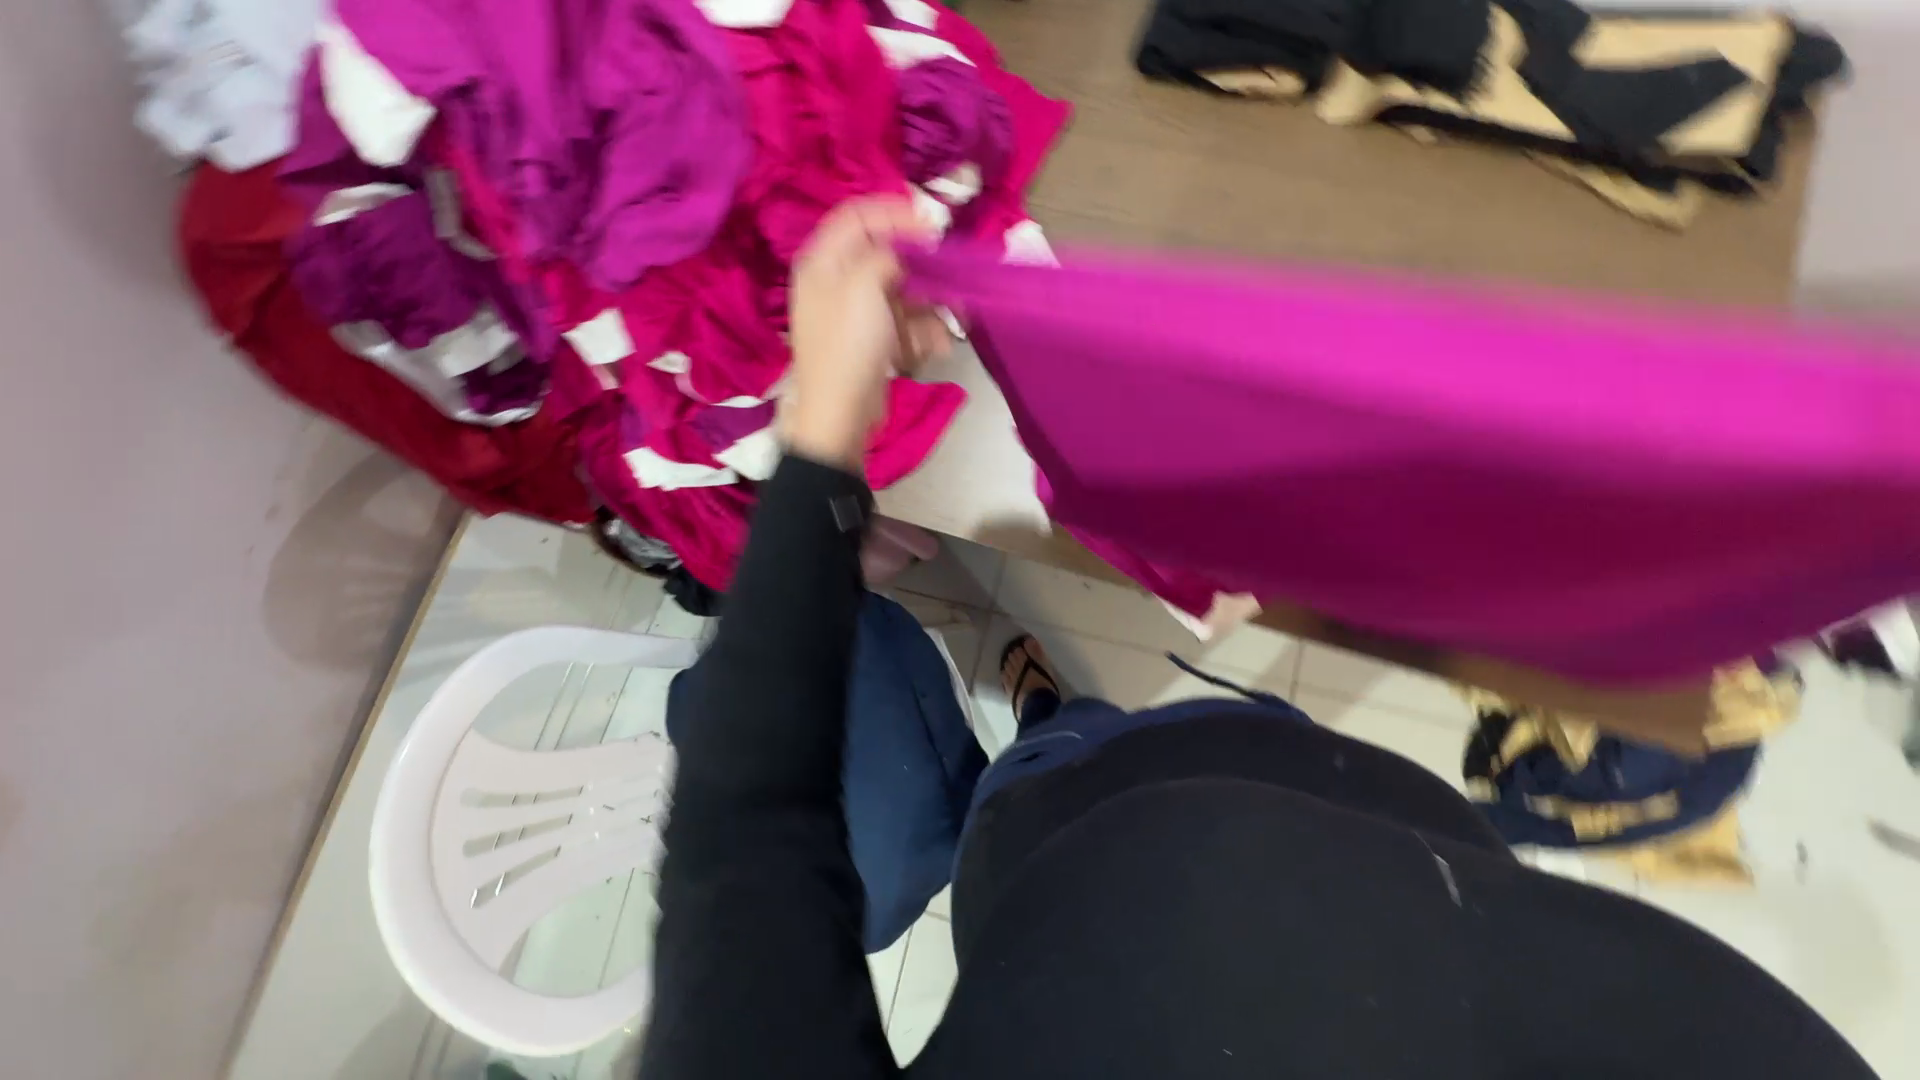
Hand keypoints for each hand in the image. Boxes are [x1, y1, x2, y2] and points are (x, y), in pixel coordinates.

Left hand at [785, 197, 949, 470]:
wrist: (840, 414)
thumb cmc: (848, 346)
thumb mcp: (864, 286)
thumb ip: (885, 253)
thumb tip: (903, 247)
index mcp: (822, 262)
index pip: (857, 216)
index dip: (894, 213)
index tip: (932, 225)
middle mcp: (834, 282)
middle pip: (884, 256)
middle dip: (921, 267)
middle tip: (949, 274)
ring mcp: (854, 314)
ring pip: (900, 292)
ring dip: (929, 305)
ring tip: (951, 321)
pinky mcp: (871, 341)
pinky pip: (902, 323)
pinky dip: (922, 331)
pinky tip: (937, 346)